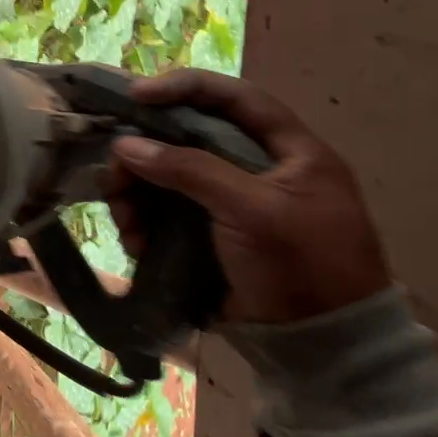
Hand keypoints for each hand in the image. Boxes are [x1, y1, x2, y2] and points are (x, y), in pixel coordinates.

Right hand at [106, 70, 390, 324]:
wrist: (322, 349)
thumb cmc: (304, 268)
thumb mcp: (254, 211)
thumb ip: (191, 170)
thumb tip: (125, 145)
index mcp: (292, 154)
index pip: (235, 98)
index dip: (184, 87)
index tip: (135, 94)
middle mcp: (259, 169)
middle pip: (185, 137)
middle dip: (144, 154)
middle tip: (115, 172)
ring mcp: (230, 201)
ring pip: (164, 174)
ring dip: (136, 193)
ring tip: (127, 224)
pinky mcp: (207, 231)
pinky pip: (160, 209)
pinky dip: (142, 221)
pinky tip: (137, 242)